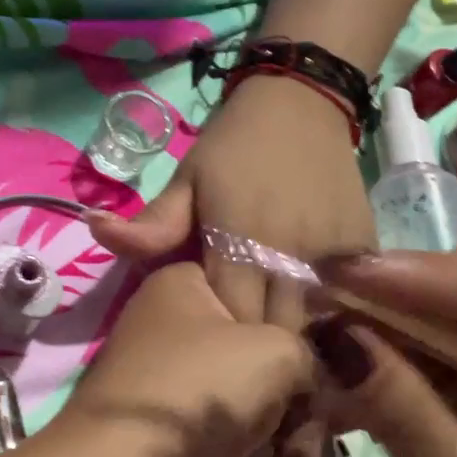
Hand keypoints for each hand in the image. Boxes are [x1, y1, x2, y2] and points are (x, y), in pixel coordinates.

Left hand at [55, 262, 314, 456]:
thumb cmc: (199, 390)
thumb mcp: (275, 350)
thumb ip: (310, 349)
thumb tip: (316, 372)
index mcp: (185, 285)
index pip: (257, 279)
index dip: (300, 313)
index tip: (336, 346)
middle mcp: (178, 329)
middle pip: (262, 351)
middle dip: (298, 394)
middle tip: (325, 421)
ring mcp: (178, 386)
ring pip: (256, 403)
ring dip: (286, 441)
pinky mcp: (181, 437)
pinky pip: (239, 443)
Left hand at [92, 75, 374, 328]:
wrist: (301, 101)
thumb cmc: (231, 146)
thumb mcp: (184, 181)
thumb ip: (150, 225)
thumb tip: (91, 231)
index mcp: (238, 243)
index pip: (232, 323)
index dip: (224, 344)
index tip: (215, 353)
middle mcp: (289, 255)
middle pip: (278, 333)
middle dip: (262, 350)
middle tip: (249, 356)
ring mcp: (333, 253)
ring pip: (319, 323)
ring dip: (298, 335)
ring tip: (281, 343)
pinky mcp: (365, 247)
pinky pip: (350, 300)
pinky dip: (332, 312)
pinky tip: (316, 314)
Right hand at [310, 245, 456, 456]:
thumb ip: (411, 422)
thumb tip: (331, 336)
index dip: (430, 278)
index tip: (343, 270)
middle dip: (402, 299)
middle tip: (317, 293)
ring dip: (389, 332)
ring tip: (317, 326)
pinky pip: (447, 378)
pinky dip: (394, 375)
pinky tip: (343, 375)